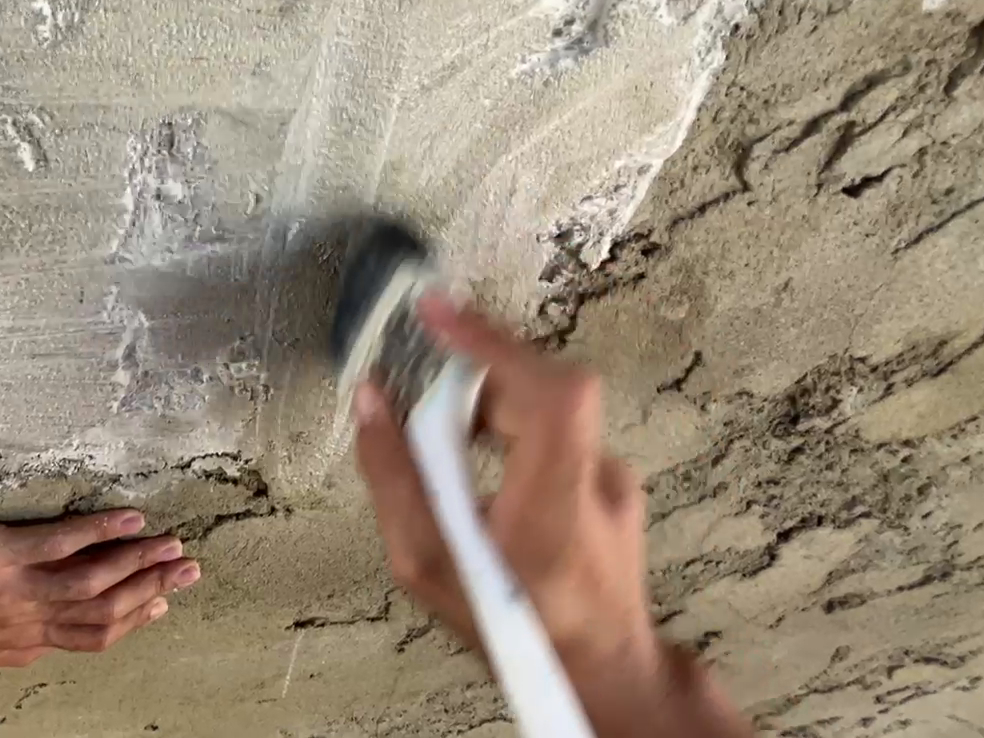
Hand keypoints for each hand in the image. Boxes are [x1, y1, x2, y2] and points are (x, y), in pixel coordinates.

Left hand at [0, 510, 198, 675]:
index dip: (132, 621)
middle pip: (106, 611)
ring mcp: (21, 587)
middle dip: (152, 592)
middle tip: (190, 573)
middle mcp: (31, 620)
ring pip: (95, 581)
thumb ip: (3, 645)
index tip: (161, 606)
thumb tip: (34, 644)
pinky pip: (63, 544)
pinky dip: (101, 533)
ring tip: (175, 547)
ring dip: (140, 564)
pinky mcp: (4, 553)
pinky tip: (130, 520)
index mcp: (22, 642)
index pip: (91, 636)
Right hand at [354, 295, 750, 737]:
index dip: (492, 343)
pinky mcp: (611, 471)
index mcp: (554, 509)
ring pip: (541, 398)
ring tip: (438, 430)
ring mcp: (613, 473)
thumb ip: (390, 475)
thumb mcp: (422, 561)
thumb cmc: (506, 622)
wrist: (600, 670)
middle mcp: (597, 480)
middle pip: (538, 383)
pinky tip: (474, 452)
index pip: (549, 396)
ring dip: (483, 395)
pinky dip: (504, 415)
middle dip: (470, 367)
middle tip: (417, 386)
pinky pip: (550, 418)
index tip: (435, 313)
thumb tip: (370, 396)